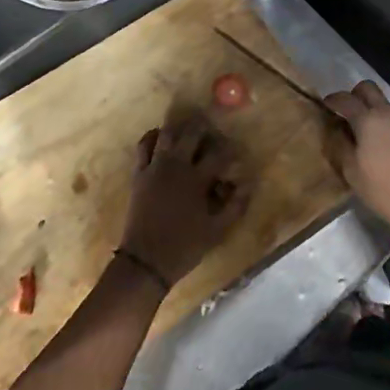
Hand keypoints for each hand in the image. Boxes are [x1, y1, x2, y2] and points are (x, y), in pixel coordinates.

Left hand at [118, 112, 251, 286]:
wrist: (145, 262)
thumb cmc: (184, 246)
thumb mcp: (217, 230)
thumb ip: (236, 205)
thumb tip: (250, 183)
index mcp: (198, 179)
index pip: (220, 154)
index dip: (231, 150)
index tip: (236, 151)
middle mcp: (177, 166)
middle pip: (193, 133)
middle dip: (205, 127)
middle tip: (211, 131)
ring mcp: (156, 167)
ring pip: (167, 133)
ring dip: (180, 127)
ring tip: (187, 130)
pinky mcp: (139, 173)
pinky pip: (144, 145)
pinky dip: (152, 136)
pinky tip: (160, 138)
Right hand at [324, 82, 389, 243]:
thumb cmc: (385, 192)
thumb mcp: (352, 173)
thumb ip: (340, 146)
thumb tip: (336, 130)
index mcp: (369, 120)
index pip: (345, 99)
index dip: (332, 100)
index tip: (325, 107)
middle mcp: (389, 114)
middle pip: (368, 89)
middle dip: (354, 96)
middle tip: (346, 116)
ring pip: (386, 106)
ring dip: (373, 114)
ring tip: (367, 140)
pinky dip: (389, 129)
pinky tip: (389, 153)